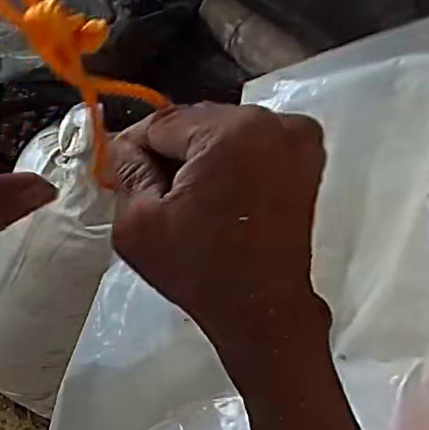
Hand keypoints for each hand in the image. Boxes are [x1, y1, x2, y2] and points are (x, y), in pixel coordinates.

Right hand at [109, 103, 329, 367]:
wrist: (262, 308)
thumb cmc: (199, 271)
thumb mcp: (138, 224)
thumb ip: (125, 172)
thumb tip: (122, 147)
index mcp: (228, 132)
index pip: (160, 123)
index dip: (132, 149)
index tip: (120, 175)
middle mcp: (270, 121)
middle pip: (194, 122)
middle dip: (168, 152)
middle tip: (151, 193)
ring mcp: (297, 136)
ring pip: (221, 131)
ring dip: (198, 157)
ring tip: (185, 199)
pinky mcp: (308, 156)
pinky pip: (250, 144)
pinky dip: (228, 162)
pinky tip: (217, 197)